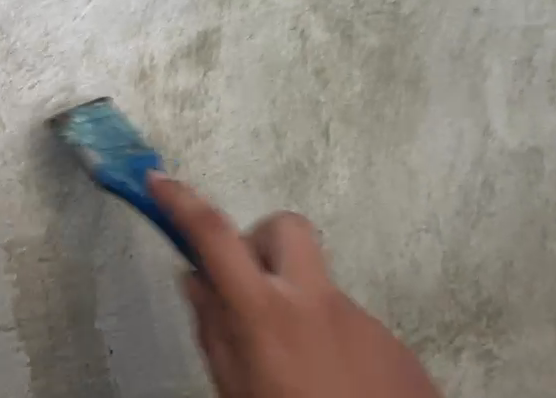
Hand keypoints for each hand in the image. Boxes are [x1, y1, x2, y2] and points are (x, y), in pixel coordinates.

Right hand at [149, 174, 440, 397]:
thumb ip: (214, 328)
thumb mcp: (233, 387)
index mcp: (267, 311)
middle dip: (261, 241)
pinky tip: (334, 384)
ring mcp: (365, 322)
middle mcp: (317, 302)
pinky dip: (333, 343)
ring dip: (298, 306)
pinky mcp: (399, 349)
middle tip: (250, 284)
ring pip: (319, 289)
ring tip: (297, 365)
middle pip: (286, 227)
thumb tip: (197, 279)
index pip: (215, 234)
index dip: (181, 200)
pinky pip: (352, 328)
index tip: (157, 179)